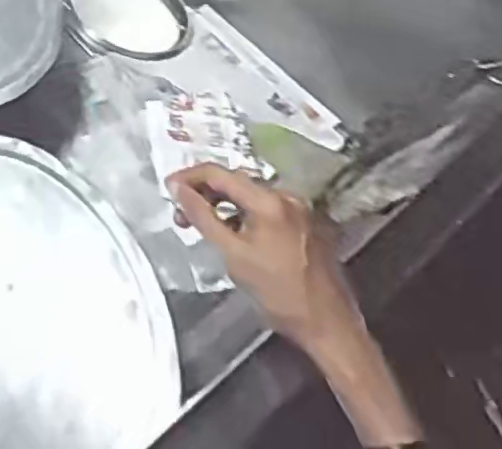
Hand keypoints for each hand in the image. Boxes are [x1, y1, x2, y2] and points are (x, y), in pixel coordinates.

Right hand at [169, 164, 423, 446]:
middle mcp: (286, 196)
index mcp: (269, 200)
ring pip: (249, 194)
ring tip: (204, 224)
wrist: (331, 328)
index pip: (219, 173)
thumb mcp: (233, 255)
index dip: (190, 177)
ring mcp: (299, 209)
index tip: (169, 188)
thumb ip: (202, 216)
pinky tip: (233, 233)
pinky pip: (265, 207)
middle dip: (204, 192)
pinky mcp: (305, 223)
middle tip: (182, 212)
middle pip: (234, 181)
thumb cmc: (279, 294)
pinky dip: (243, 213)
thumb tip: (177, 188)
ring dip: (223, 203)